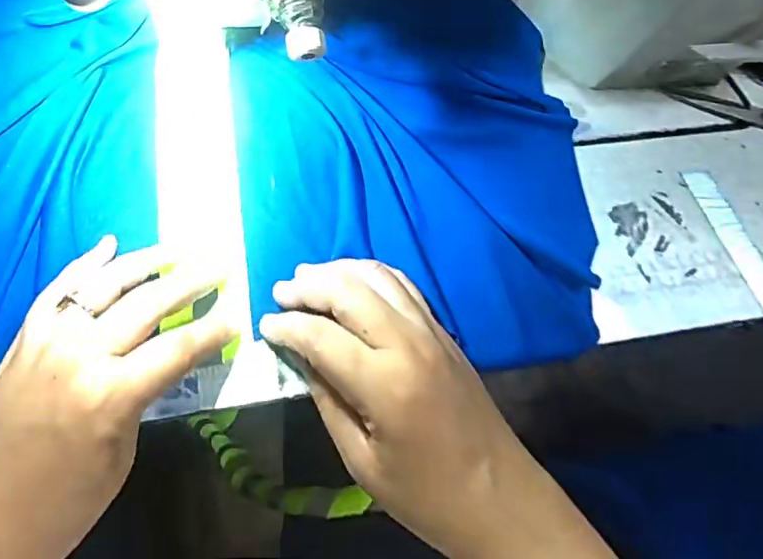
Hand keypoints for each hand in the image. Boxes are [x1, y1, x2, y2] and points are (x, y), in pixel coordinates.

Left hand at [0, 238, 234, 558]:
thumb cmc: (57, 509)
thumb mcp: (119, 459)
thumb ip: (144, 399)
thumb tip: (170, 358)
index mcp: (109, 396)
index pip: (177, 348)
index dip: (213, 329)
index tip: (237, 313)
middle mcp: (79, 357)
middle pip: (148, 304)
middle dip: (192, 281)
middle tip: (222, 265)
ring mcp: (47, 343)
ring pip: (106, 286)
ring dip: (147, 262)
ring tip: (178, 250)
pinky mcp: (23, 341)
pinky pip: (58, 291)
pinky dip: (85, 265)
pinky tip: (109, 245)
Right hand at [258, 260, 612, 558]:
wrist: (497, 492)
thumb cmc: (424, 492)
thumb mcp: (362, 461)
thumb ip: (329, 402)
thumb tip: (301, 358)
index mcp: (385, 382)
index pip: (323, 335)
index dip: (289, 326)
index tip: (265, 323)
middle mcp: (409, 342)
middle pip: (351, 292)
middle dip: (312, 285)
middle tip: (281, 289)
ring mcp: (431, 329)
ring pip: (380, 278)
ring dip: (342, 270)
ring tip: (310, 275)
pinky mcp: (443, 329)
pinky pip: (404, 286)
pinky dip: (374, 273)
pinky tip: (355, 277)